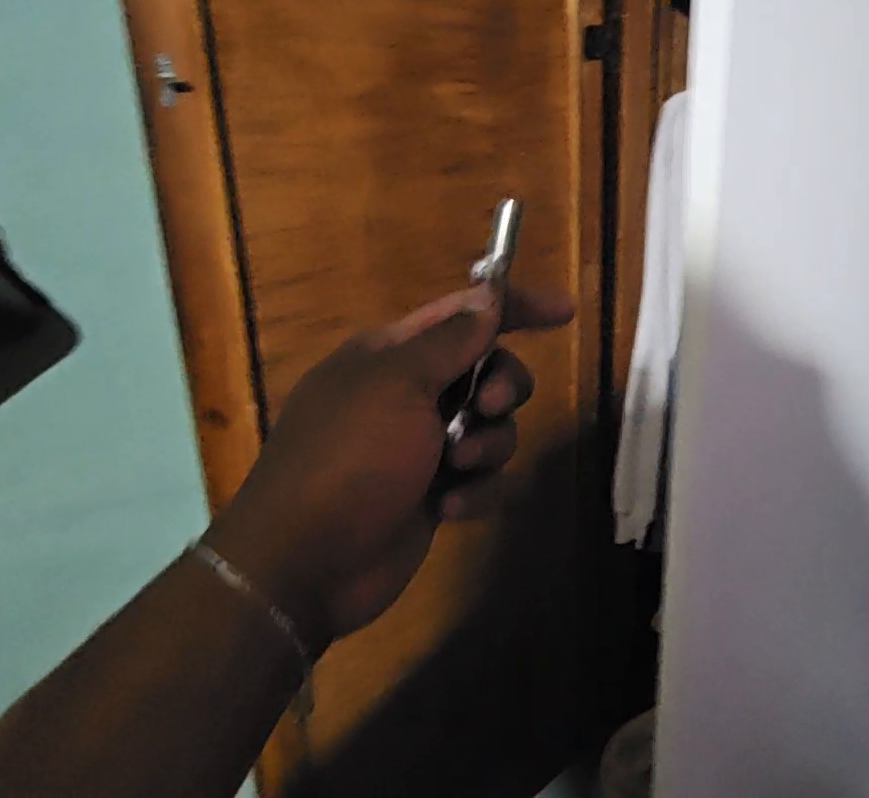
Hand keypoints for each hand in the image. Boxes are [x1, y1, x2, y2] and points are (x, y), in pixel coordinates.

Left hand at [200, 284, 574, 649]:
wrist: (304, 566)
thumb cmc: (347, 459)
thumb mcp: (397, 385)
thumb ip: (450, 341)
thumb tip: (488, 302)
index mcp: (392, 355)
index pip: (464, 313)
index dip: (515, 306)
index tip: (564, 311)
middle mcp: (411, 394)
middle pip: (491, 369)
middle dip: (503, 388)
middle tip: (490, 407)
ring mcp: (424, 446)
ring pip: (495, 427)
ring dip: (486, 447)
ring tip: (455, 470)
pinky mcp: (437, 492)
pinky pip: (485, 478)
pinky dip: (475, 491)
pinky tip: (446, 509)